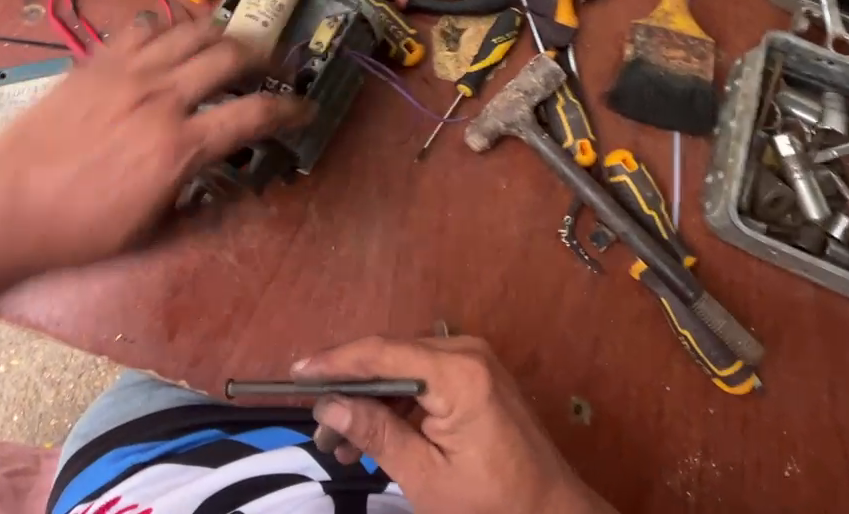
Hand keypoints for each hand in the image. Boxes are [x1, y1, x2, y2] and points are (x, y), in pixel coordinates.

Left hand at [0, 18, 307, 280]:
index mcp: (179, 148)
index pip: (256, 114)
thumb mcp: (152, 236)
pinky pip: (145, 27)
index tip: (304, 110)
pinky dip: (171, 27)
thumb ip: (205, 211)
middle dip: (266, 58)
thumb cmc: (79, 234)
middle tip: (274, 68)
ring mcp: (126, 73)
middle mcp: (161, 98)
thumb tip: (242, 196)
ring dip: (223, 34)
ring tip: (231, 45)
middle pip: (232, 55)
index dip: (291, 110)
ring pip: (192, 30)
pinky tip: (175, 40)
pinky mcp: (96, 62)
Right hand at [293, 336, 613, 513]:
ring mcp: (472, 358)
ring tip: (337, 440)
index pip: (383, 353)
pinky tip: (371, 433)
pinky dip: (395, 402)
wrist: (553, 511)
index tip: (295, 372)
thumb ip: (377, 435)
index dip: (336, 361)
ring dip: (370, 398)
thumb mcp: (427, 478)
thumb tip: (329, 404)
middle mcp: (465, 350)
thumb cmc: (492, 503)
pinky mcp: (474, 372)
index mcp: (458, 373)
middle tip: (315, 421)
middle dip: (349, 386)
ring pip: (402, 366)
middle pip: (390, 355)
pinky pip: (423, 377)